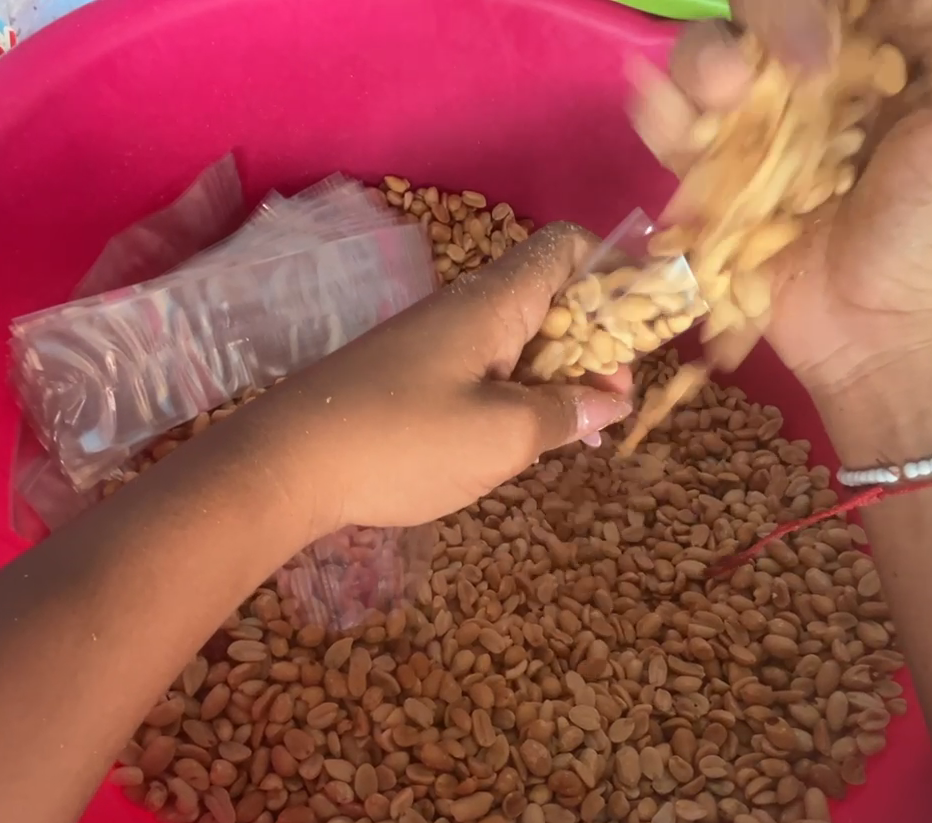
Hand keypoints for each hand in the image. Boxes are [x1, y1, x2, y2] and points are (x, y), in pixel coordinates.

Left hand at [217, 223, 635, 537]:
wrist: (289, 464)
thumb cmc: (404, 441)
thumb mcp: (502, 436)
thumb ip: (563, 414)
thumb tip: (608, 400)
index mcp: (495, 302)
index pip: (568, 249)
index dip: (616, 273)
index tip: (642, 326)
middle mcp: (466, 311)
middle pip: (550, 301)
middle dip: (593, 345)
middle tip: (607, 404)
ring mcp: (435, 345)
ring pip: (516, 345)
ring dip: (553, 381)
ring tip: (572, 432)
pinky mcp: (412, 380)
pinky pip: (481, 374)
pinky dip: (512, 399)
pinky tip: (516, 442)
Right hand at [638, 0, 931, 458]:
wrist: (885, 334)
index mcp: (891, 37)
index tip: (833, 39)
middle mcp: (815, 72)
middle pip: (762, 7)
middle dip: (768, 15)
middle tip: (794, 70)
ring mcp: (756, 129)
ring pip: (705, 56)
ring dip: (703, 62)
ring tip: (727, 98)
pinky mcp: (711, 182)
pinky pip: (668, 127)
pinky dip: (657, 112)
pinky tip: (671, 117)